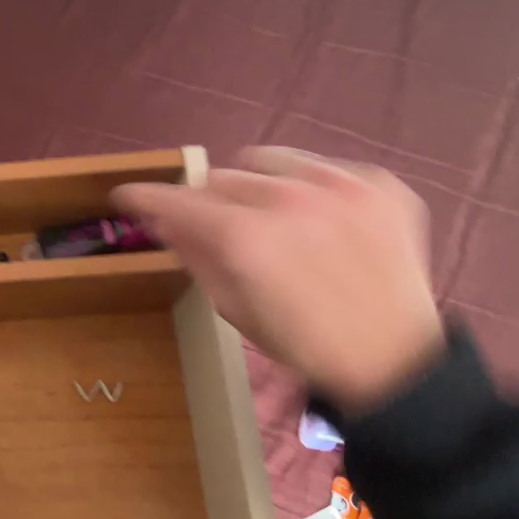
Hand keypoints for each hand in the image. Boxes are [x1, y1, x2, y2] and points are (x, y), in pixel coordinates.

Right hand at [114, 146, 444, 412]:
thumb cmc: (300, 342)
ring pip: (268, 161)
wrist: (392, 357)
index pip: (178, 201)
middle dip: (206, 200)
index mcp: (246, 237)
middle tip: (212, 226)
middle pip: (220, 178)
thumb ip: (196, 255)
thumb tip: (165, 222)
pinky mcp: (380, 185)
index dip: (145, 196)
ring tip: (265, 216)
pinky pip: (321, 167)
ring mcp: (340, 185)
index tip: (127, 195)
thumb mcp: (233, 307)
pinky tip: (315, 221)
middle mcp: (289, 197)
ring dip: (253, 184)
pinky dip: (305, 187)